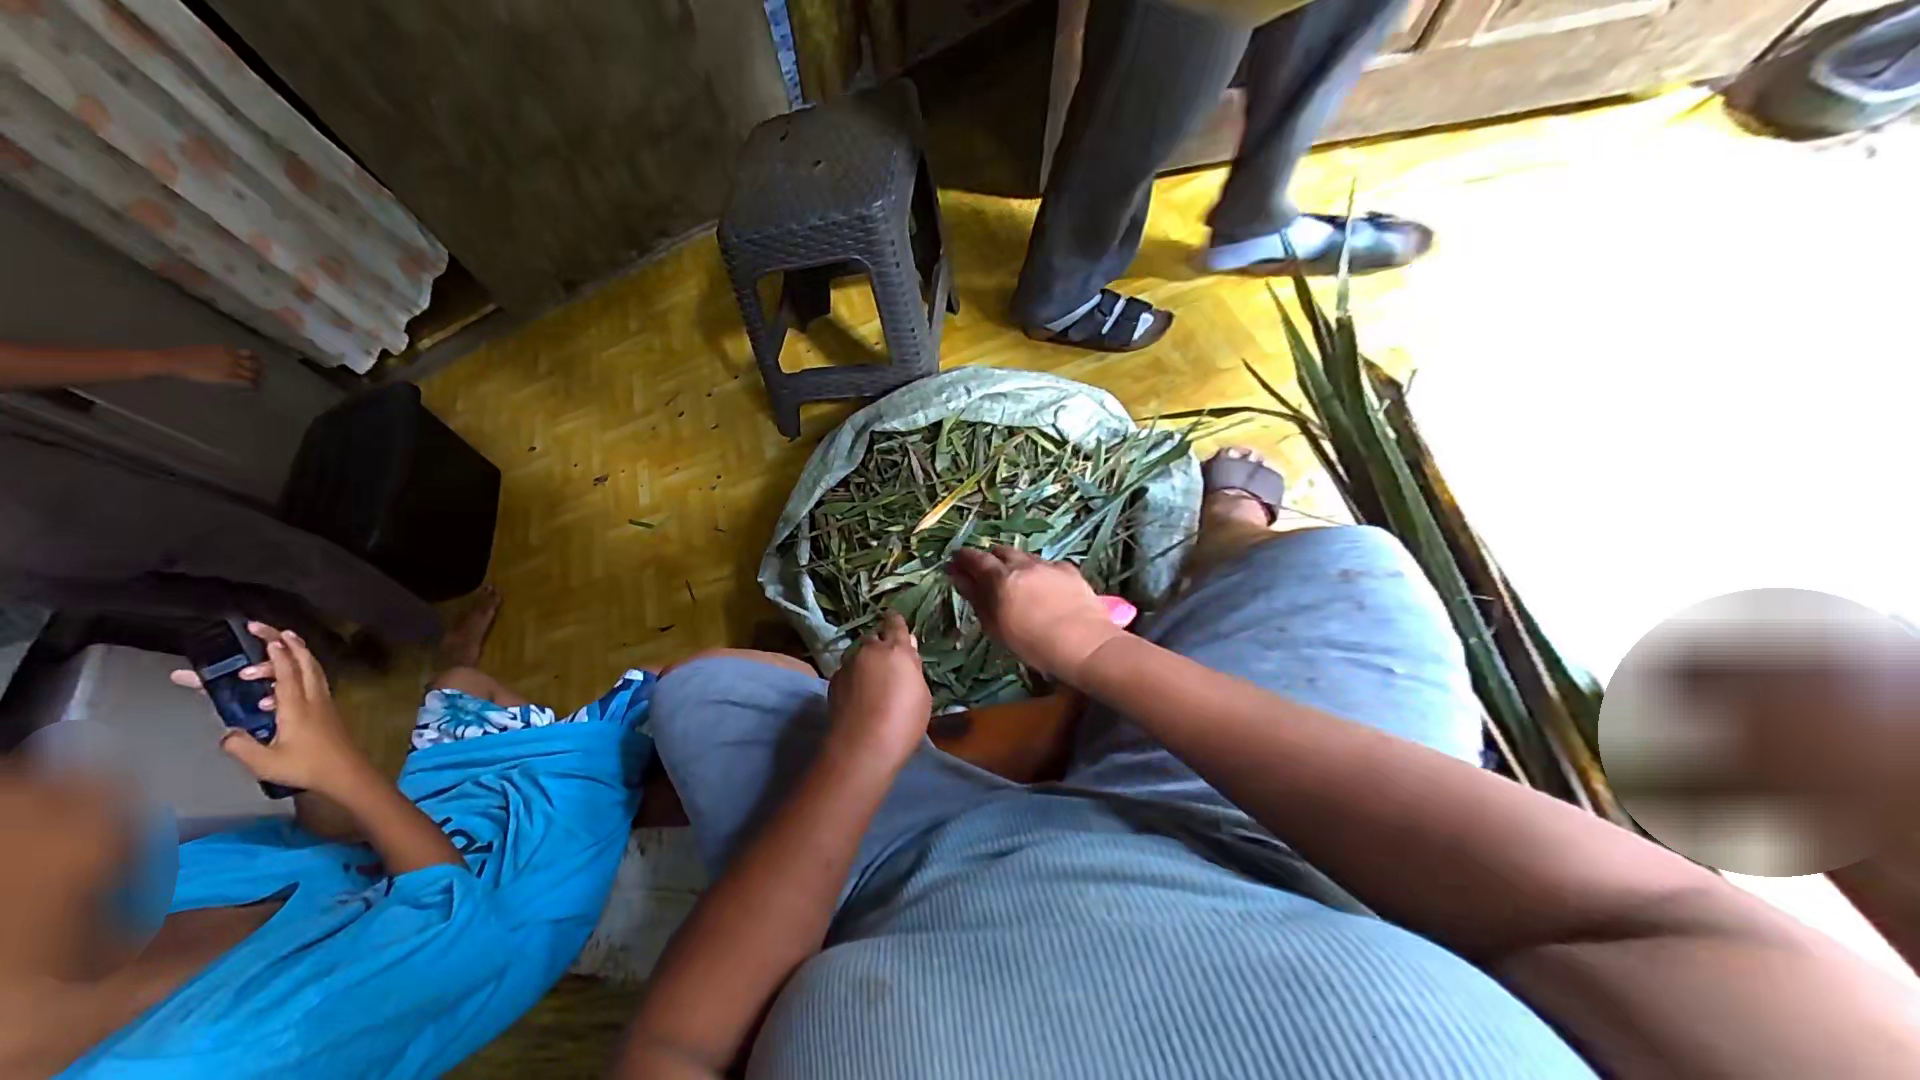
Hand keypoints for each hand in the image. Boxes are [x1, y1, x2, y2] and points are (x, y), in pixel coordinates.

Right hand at [159, 345, 259, 386]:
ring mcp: (230, 368)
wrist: (173, 360)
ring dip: (258, 378)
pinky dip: (253, 385)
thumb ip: (219, 352)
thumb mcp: (206, 349)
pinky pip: (246, 382)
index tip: (262, 362)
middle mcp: (232, 358)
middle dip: (261, 369)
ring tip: (259, 383)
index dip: (258, 358)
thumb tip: (223, 354)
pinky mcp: (226, 377)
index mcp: (227, 350)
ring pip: (254, 374)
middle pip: (256, 364)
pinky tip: (254, 388)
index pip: (250, 353)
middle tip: (263, 375)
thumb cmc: (185, 355)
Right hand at [170, 623, 371, 794]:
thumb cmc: (306, 766)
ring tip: (273, 649)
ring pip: (310, 670)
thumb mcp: (263, 761)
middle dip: (286, 643)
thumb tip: (228, 733)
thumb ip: (240, 745)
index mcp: (298, 706)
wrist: (346, 772)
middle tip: (265, 630)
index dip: (277, 652)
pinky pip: (311, 684)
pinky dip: (296, 675)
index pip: (287, 671)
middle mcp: (314, 698)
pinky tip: (274, 693)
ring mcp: (324, 702)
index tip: (267, 635)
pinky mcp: (327, 710)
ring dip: (293, 656)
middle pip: (303, 662)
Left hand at [826, 612, 931, 768]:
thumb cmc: (903, 721)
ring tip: (871, 682)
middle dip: (880, 646)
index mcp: (896, 650)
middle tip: (887, 663)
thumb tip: (908, 649)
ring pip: (858, 655)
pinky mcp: (833, 682)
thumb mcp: (922, 695)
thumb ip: (913, 668)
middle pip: (874, 639)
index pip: (895, 625)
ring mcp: (848, 665)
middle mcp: (870, 650)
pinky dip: (853, 678)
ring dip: (865, 662)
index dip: (895, 623)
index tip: (894, 620)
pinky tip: (858, 696)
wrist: (863, 746)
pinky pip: (847, 672)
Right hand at [948, 546, 1124, 683]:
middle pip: (1001, 552)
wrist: (1084, 643)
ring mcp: (1048, 565)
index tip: (955, 561)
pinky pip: (1047, 564)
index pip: (975, 559)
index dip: (963, 558)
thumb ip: (977, 599)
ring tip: (1014, 578)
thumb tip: (960, 579)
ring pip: (1024, 556)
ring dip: (1014, 563)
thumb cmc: (1033, 644)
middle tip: (984, 572)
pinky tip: (1043, 584)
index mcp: (1000, 578)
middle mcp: (1023, 564)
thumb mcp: (996, 626)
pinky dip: (1039, 570)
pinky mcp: (1069, 570)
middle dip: (989, 558)